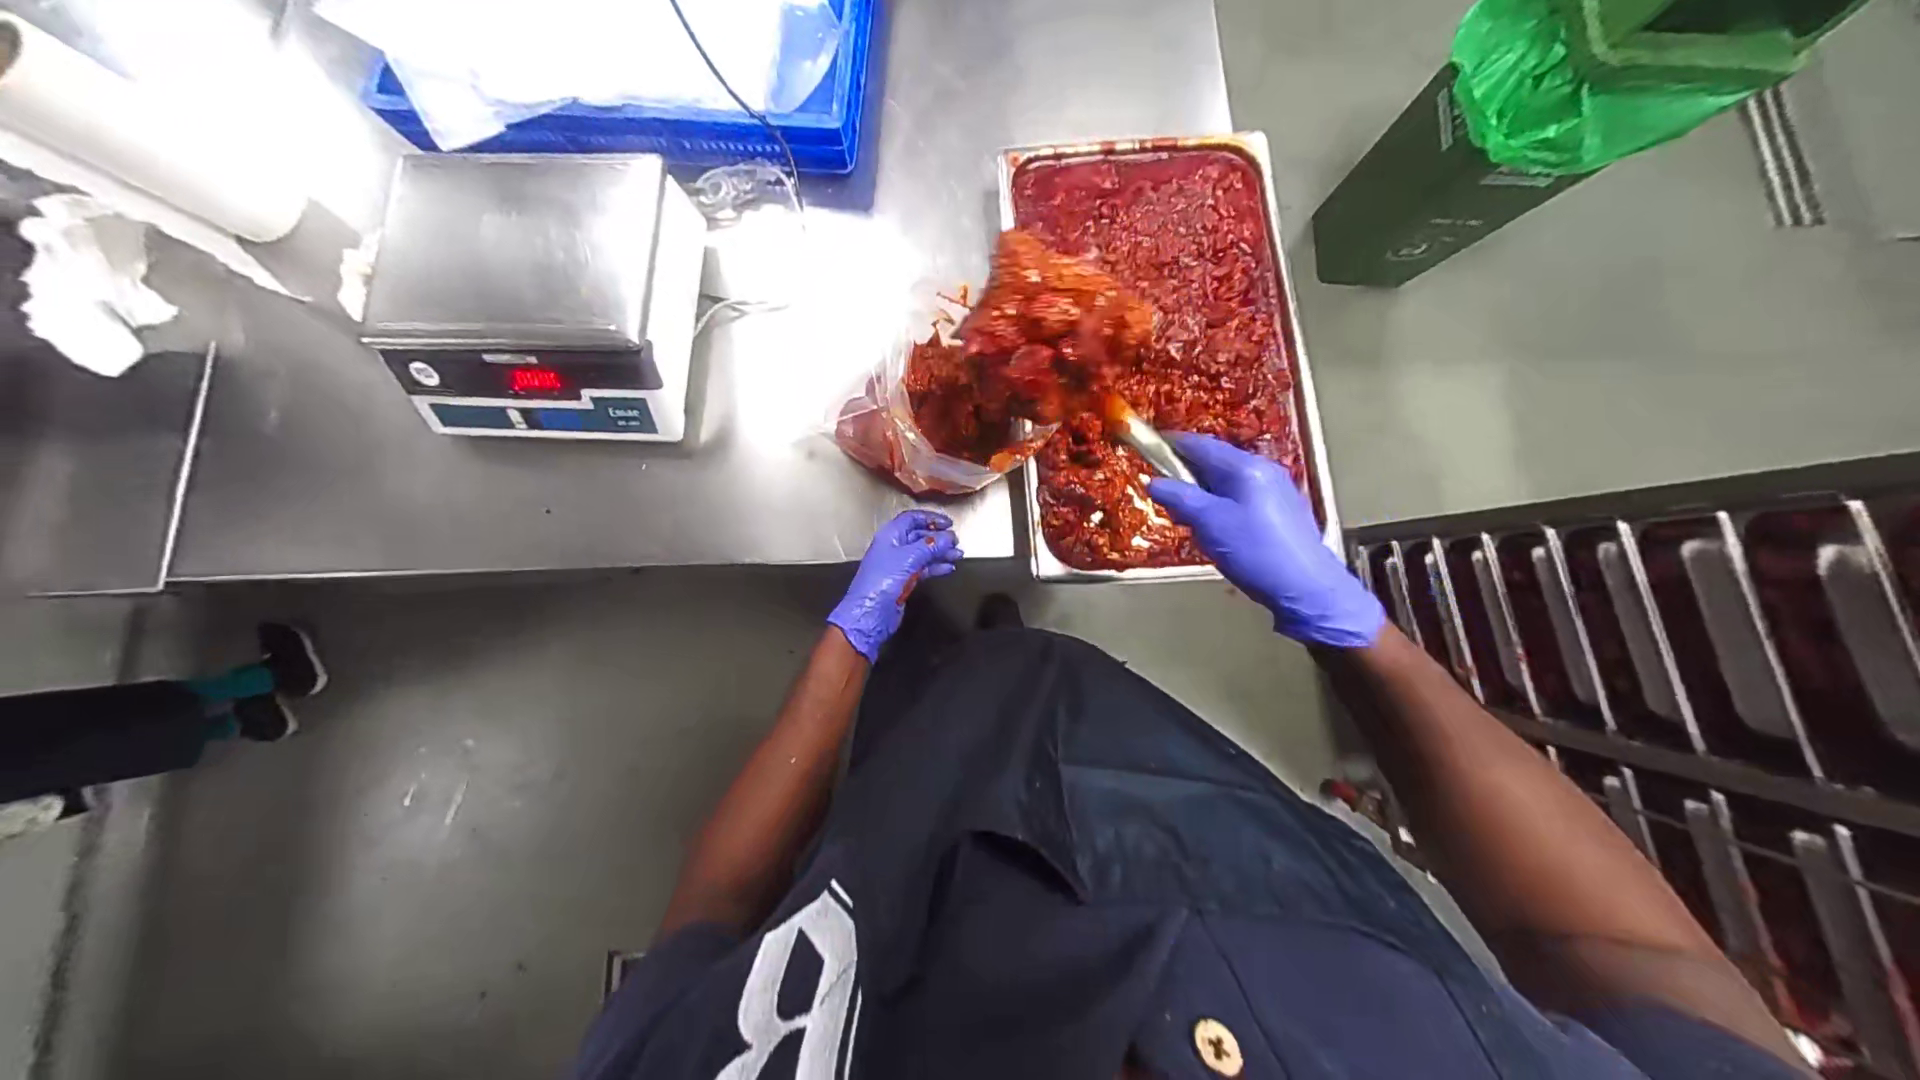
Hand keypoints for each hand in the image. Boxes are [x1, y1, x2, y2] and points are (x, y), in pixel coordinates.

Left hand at [828, 510, 962, 661]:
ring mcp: (898, 565)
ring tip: (958, 555)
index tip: (949, 523)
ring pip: (923, 553)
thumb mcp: (909, 558)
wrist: (869, 615)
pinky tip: (948, 568)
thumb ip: (930, 546)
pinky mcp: (904, 581)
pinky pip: (923, 569)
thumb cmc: (882, 582)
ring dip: (941, 553)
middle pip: (919, 535)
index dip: (930, 518)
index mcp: (890, 536)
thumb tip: (949, 537)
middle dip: (939, 537)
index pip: (912, 519)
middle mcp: (893, 547)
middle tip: (956, 541)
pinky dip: (936, 567)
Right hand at [1147, 434, 1382, 647]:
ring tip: (1184, 516)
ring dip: (1201, 493)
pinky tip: (1213, 529)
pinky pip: (1241, 498)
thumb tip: (1152, 481)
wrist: (1306, 589)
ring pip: (1227, 482)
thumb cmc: (1254, 551)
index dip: (1172, 444)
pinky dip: (1219, 505)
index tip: (1149, 446)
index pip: (1202, 444)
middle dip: (1185, 474)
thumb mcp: (1208, 522)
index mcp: (1246, 467)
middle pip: (1215, 462)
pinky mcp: (1281, 513)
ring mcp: (1276, 491)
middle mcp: (1264, 471)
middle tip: (1162, 492)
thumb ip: (1179, 497)